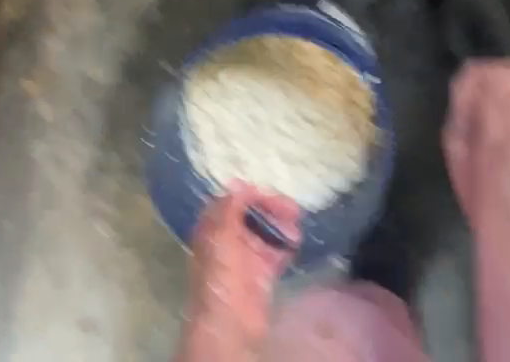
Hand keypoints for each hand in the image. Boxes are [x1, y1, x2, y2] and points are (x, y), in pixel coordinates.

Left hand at [178, 184, 301, 361]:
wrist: (230, 327)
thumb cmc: (219, 279)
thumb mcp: (220, 238)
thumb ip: (229, 208)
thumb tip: (238, 182)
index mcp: (213, 229)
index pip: (232, 201)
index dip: (250, 194)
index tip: (268, 194)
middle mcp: (229, 239)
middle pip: (253, 214)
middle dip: (272, 208)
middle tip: (292, 209)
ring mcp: (247, 256)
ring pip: (267, 230)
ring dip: (282, 225)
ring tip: (296, 229)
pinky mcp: (263, 272)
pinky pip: (277, 250)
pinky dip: (287, 243)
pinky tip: (295, 242)